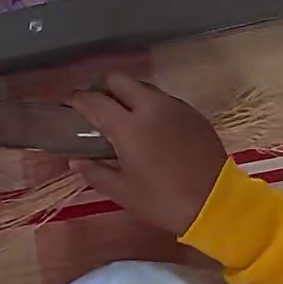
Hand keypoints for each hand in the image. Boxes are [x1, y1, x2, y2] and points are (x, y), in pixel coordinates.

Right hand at [67, 73, 228, 235]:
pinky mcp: (193, 114)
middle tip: (93, 106)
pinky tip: (148, 127)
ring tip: (120, 116)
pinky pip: (163, 100)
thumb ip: (94, 172)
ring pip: (142, 87)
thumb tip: (76, 160)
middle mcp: (151, 107)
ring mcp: (175, 107)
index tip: (67, 105)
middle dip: (101, 87)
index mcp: (129, 127)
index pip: (94, 100)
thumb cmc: (162, 201)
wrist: (215, 204)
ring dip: (126, 95)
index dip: (76, 99)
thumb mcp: (122, 192)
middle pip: (118, 79)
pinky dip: (148, 105)